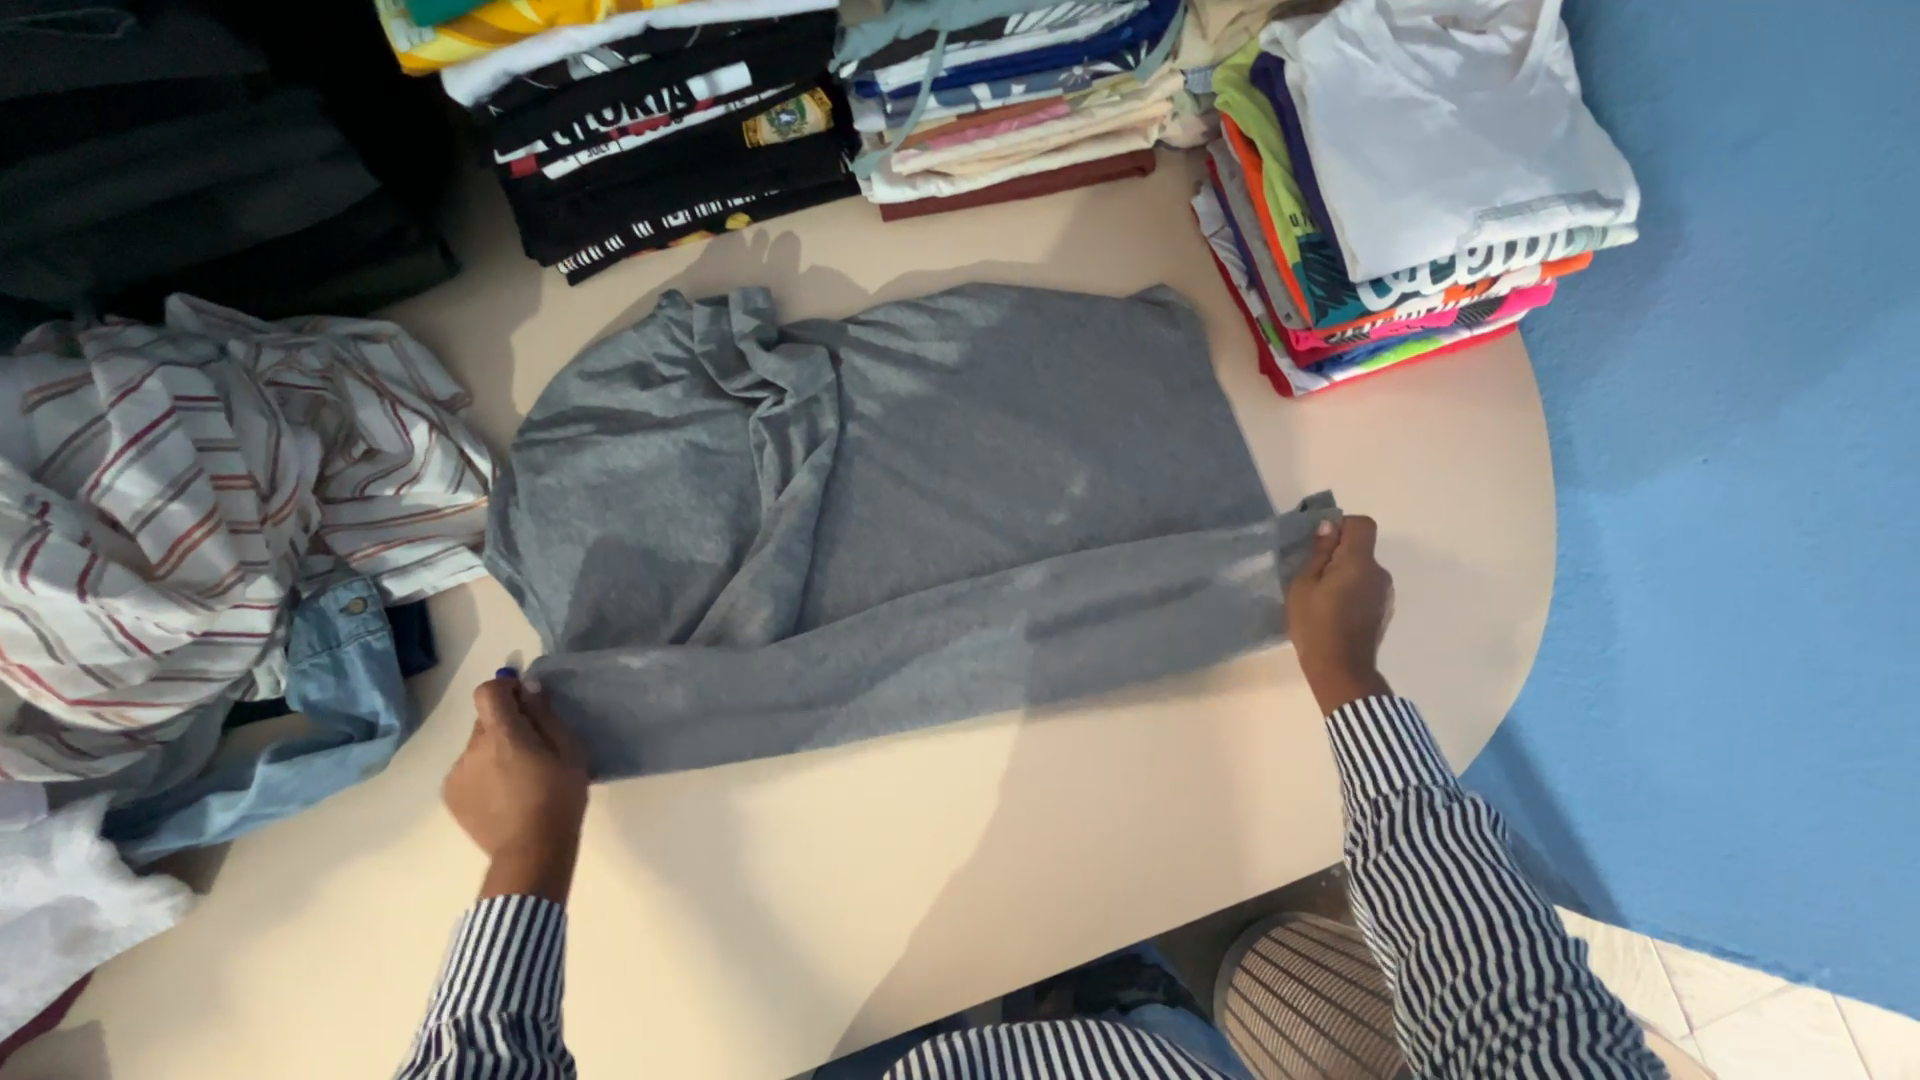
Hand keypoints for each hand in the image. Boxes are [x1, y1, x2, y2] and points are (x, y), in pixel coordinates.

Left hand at [443, 674, 589, 903]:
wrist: (530, 852)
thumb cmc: (559, 798)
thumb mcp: (569, 751)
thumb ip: (546, 716)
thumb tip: (530, 690)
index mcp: (503, 735)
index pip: (488, 691)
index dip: (506, 688)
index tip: (525, 700)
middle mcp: (472, 749)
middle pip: (485, 720)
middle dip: (507, 724)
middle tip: (534, 748)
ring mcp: (457, 773)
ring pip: (477, 747)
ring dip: (496, 751)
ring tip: (520, 778)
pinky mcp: (451, 795)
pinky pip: (469, 770)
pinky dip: (485, 773)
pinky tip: (504, 795)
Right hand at [1287, 515, 1394, 713]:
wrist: (1341, 670)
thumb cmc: (1315, 625)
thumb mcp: (1303, 585)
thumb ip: (1319, 553)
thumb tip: (1329, 527)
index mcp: (1359, 562)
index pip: (1362, 524)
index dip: (1341, 526)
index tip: (1320, 545)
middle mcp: (1379, 572)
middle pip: (1362, 548)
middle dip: (1338, 554)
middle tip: (1312, 577)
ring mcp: (1385, 593)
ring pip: (1363, 569)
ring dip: (1345, 575)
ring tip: (1323, 599)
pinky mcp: (1384, 610)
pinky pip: (1367, 588)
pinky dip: (1353, 591)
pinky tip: (1336, 613)